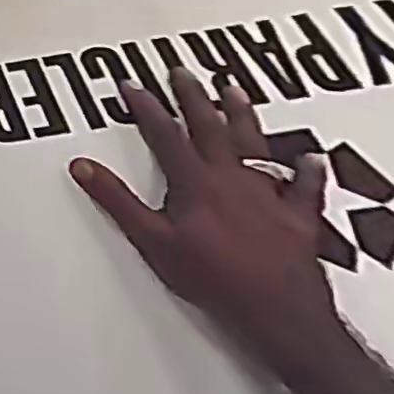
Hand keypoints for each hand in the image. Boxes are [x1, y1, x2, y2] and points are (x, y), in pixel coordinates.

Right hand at [70, 69, 342, 365]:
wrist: (283, 319)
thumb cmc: (215, 280)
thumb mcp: (152, 241)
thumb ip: (116, 200)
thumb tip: (83, 167)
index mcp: (197, 184)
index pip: (165, 135)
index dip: (146, 108)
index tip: (133, 87)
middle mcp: (234, 182)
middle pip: (210, 129)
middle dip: (193, 98)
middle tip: (182, 73)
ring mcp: (270, 199)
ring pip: (255, 146)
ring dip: (242, 116)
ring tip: (233, 92)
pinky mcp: (298, 221)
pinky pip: (305, 188)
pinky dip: (308, 171)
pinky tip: (310, 157)